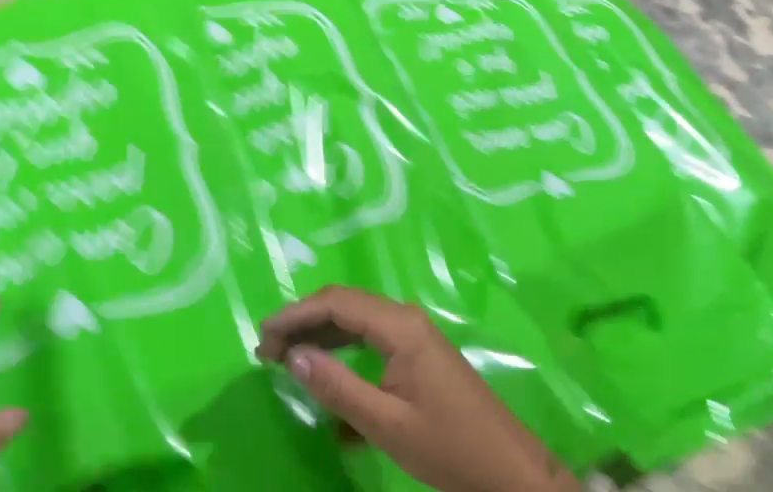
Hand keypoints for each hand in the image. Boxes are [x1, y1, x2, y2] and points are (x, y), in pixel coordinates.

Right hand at [256, 286, 578, 491]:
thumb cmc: (448, 446)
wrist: (510, 470)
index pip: (335, 303)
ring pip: (357, 323)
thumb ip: (337, 387)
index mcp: (399, 326)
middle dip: (304, 323)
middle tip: (267, 350)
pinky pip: (373, 343)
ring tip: (287, 361)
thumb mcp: (385, 424)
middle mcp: (406, 320)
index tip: (261, 336)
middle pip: (344, 306)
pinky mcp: (420, 356)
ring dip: (321, 339)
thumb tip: (293, 355)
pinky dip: (345, 356)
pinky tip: (328, 385)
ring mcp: (415, 336)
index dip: (295, 314)